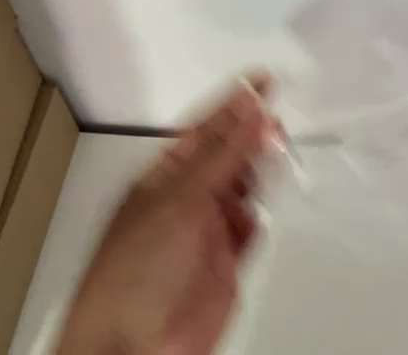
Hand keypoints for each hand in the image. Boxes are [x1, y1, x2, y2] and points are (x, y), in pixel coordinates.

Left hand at [57, 78, 274, 354]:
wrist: (135, 349)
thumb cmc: (131, 274)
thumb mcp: (180, 200)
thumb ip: (222, 155)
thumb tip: (249, 108)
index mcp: (162, 174)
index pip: (204, 126)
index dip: (233, 102)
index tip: (262, 80)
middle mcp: (184, 197)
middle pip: (227, 154)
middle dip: (252, 135)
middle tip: (276, 120)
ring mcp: (204, 229)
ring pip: (242, 187)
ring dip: (260, 171)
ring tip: (276, 154)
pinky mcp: (224, 262)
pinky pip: (250, 227)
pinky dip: (260, 215)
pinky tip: (262, 207)